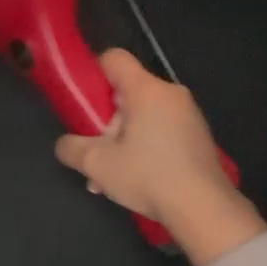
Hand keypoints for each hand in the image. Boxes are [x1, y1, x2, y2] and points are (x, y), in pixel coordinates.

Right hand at [54, 49, 266, 265]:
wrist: (202, 206)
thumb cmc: (147, 175)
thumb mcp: (96, 164)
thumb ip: (71, 148)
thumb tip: (65, 144)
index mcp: (147, 90)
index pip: (115, 59)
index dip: (92, 72)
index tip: (81, 100)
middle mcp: (171, 94)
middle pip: (127, 94)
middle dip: (106, 122)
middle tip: (97, 153)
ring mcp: (188, 115)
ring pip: (142, 117)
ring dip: (121, 141)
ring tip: (110, 176)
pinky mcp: (196, 136)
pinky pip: (160, 132)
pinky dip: (142, 148)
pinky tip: (133, 179)